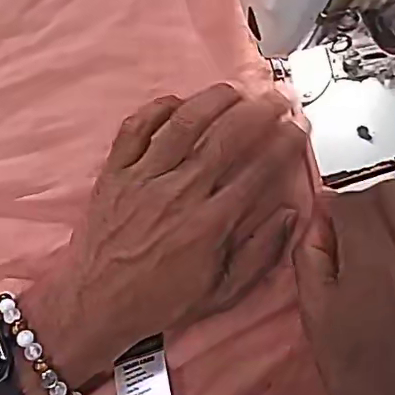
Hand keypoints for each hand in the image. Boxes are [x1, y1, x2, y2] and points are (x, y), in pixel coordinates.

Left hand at [23, 84, 308, 392]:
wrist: (96, 304)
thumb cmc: (157, 300)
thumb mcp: (220, 293)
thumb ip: (259, 255)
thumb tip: (288, 216)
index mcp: (208, 225)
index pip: (257, 171)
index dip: (284, 144)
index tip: (297, 128)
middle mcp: (178, 194)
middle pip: (226, 138)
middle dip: (259, 111)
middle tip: (277, 97)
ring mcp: (143, 178)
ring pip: (184, 124)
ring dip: (214, 100)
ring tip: (236, 90)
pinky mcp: (115, 172)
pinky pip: (136, 128)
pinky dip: (157, 109)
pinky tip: (178, 102)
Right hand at [295, 181, 394, 394]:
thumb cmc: (358, 373)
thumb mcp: (315, 314)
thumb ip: (311, 254)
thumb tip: (317, 220)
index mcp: (374, 265)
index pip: (352, 203)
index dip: (331, 208)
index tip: (325, 221)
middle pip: (393, 193)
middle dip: (365, 202)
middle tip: (350, 228)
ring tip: (378, 245)